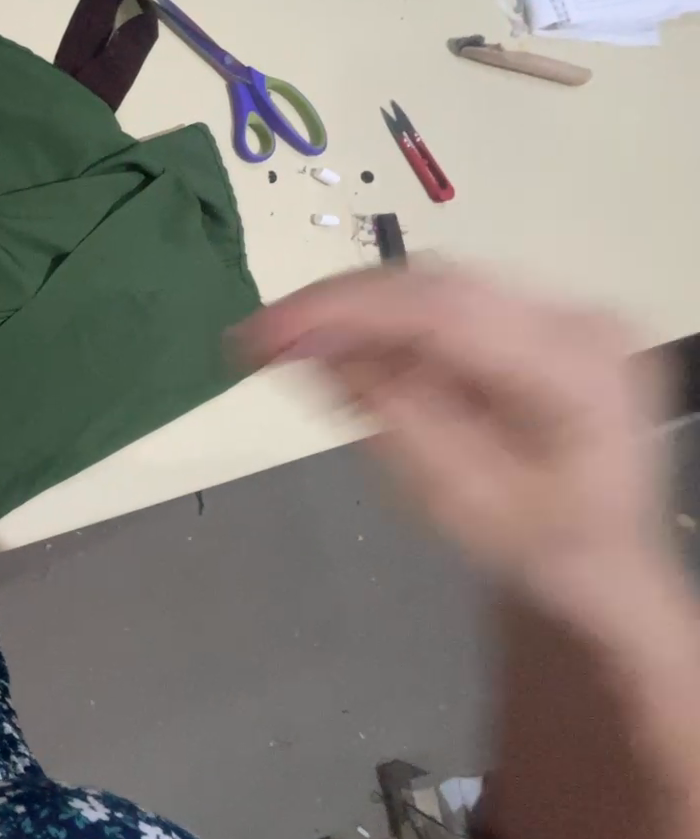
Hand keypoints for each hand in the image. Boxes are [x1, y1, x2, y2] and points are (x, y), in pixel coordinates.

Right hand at [236, 267, 672, 609]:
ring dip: (338, 315)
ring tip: (284, 354)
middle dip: (328, 307)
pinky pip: (417, 301)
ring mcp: (543, 310)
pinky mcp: (510, 317)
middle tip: (252, 342)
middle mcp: (568, 317)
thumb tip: (312, 346)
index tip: (255, 333)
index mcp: (573, 364)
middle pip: (425, 285)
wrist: (586, 552)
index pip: (440, 311)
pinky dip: (359, 325)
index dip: (337, 312)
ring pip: (413, 286)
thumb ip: (389, 410)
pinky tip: (330, 356)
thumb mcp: (453, 491)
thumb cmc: (525, 538)